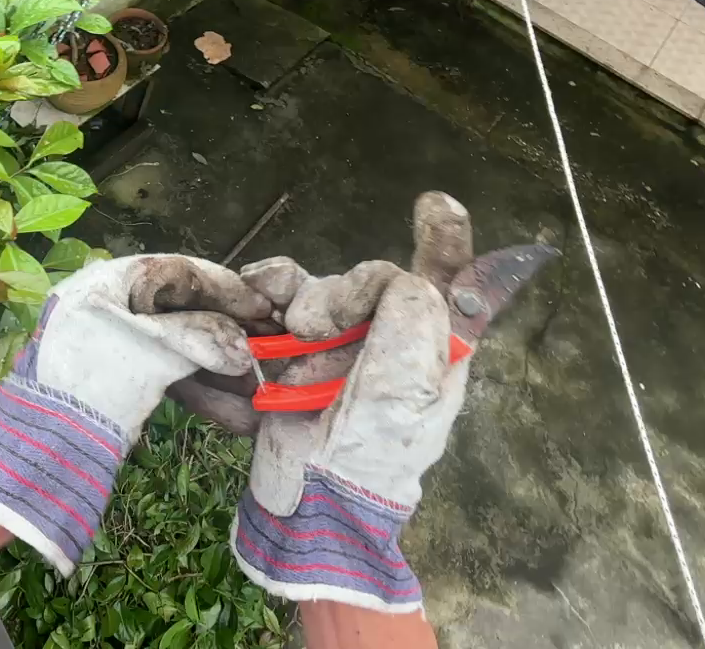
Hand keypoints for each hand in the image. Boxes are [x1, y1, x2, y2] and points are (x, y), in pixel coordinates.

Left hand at [0, 254, 268, 572]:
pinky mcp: (117, 378)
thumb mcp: (147, 353)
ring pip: (178, 347)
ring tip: (261, 392)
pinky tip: (237, 416)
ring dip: (221, 371)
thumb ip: (198, 338)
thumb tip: (243, 345)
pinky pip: (166, 375)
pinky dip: (199, 393)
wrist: (32, 456)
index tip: (263, 306)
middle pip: (182, 309)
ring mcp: (114, 342)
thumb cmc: (87, 385)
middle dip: (228, 335)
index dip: (224, 288)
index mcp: (109, 281)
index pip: (177, 272)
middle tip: (269, 350)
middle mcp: (111, 304)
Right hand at [228, 193, 554, 612]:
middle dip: (342, 292)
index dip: (446, 242)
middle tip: (312, 327)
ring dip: (295, 295)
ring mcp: (338, 345)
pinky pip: (278, 299)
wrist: (303, 502)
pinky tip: (254, 306)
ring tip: (282, 329)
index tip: (433, 203)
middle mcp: (387, 341)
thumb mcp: (405, 391)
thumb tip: (398, 275)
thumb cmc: (366, 455)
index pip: (450, 286)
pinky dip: (263, 293)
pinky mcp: (292, 349)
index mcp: (430, 352)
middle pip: (371, 279)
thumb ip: (411, 318)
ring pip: (318, 285)